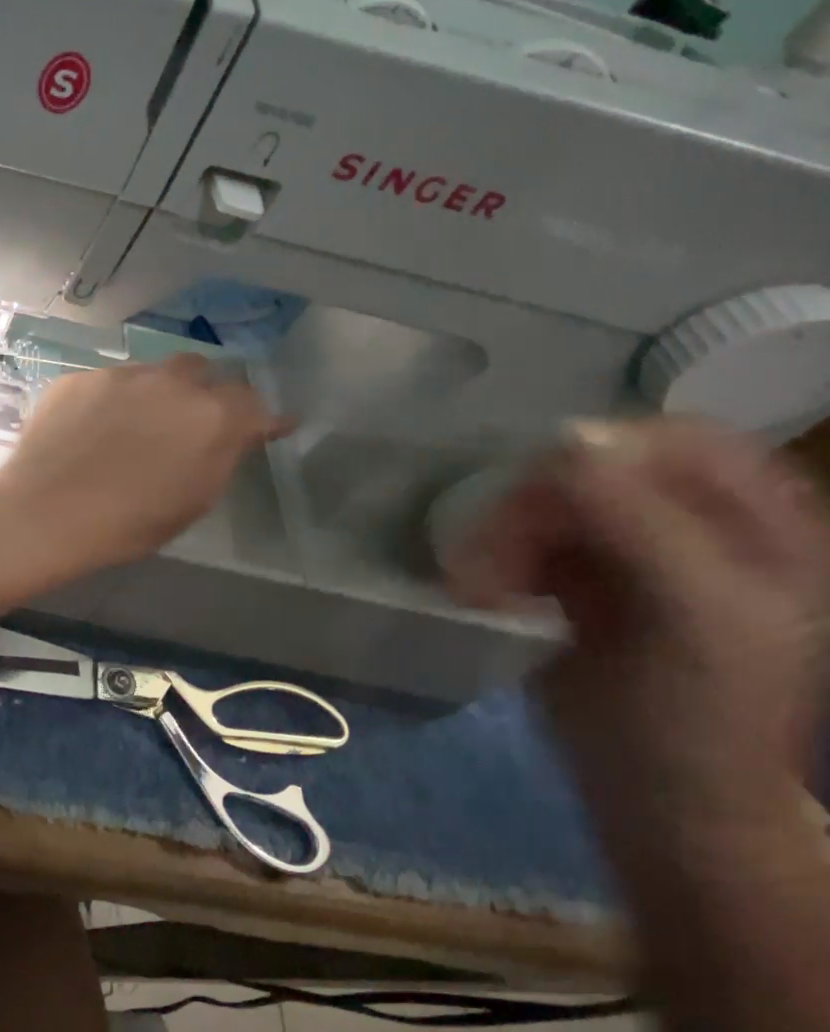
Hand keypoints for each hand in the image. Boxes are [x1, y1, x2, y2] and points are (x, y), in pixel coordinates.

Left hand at [0, 355, 289, 579]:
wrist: (44, 512)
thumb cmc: (127, 523)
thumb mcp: (193, 501)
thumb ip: (223, 457)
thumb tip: (244, 431)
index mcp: (212, 415)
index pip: (251, 402)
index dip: (256, 417)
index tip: (260, 428)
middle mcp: (171, 382)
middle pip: (201, 372)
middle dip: (202, 393)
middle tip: (185, 425)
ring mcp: (120, 375)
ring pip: (150, 373)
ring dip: (153, 393)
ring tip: (132, 428)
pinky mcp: (77, 378)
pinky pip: (104, 383)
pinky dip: (107, 402)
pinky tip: (90, 430)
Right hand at [447, 419, 829, 826]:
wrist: (660, 798)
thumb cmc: (698, 714)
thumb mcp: (694, 612)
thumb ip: (641, 520)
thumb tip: (567, 438)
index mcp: (759, 526)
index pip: (677, 442)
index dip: (606, 454)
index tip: (538, 494)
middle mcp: (694, 528)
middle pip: (596, 470)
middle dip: (533, 508)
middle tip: (487, 557)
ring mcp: (631, 555)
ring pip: (547, 506)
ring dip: (501, 538)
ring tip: (477, 588)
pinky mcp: (576, 583)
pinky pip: (524, 541)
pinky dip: (494, 560)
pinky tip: (484, 594)